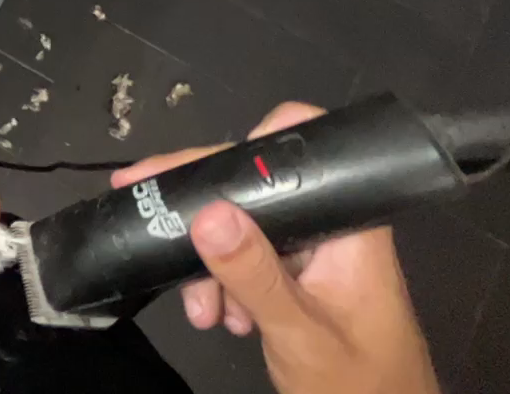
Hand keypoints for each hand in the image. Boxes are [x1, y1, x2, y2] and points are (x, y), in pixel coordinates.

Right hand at [109, 103, 440, 393]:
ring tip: (201, 308)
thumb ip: (255, 276)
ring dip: (207, 258)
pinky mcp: (295, 278)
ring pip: (241, 224)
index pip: (302, 150)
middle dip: (201, 210)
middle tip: (147, 211)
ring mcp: (311, 254)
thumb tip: (207, 212)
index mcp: (347, 227)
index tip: (191, 166)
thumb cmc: (362, 393)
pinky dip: (220, 280)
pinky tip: (217, 314)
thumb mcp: (302, 337)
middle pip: (253, 186)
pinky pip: (244, 257)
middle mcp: (327, 228)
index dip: (249, 141)